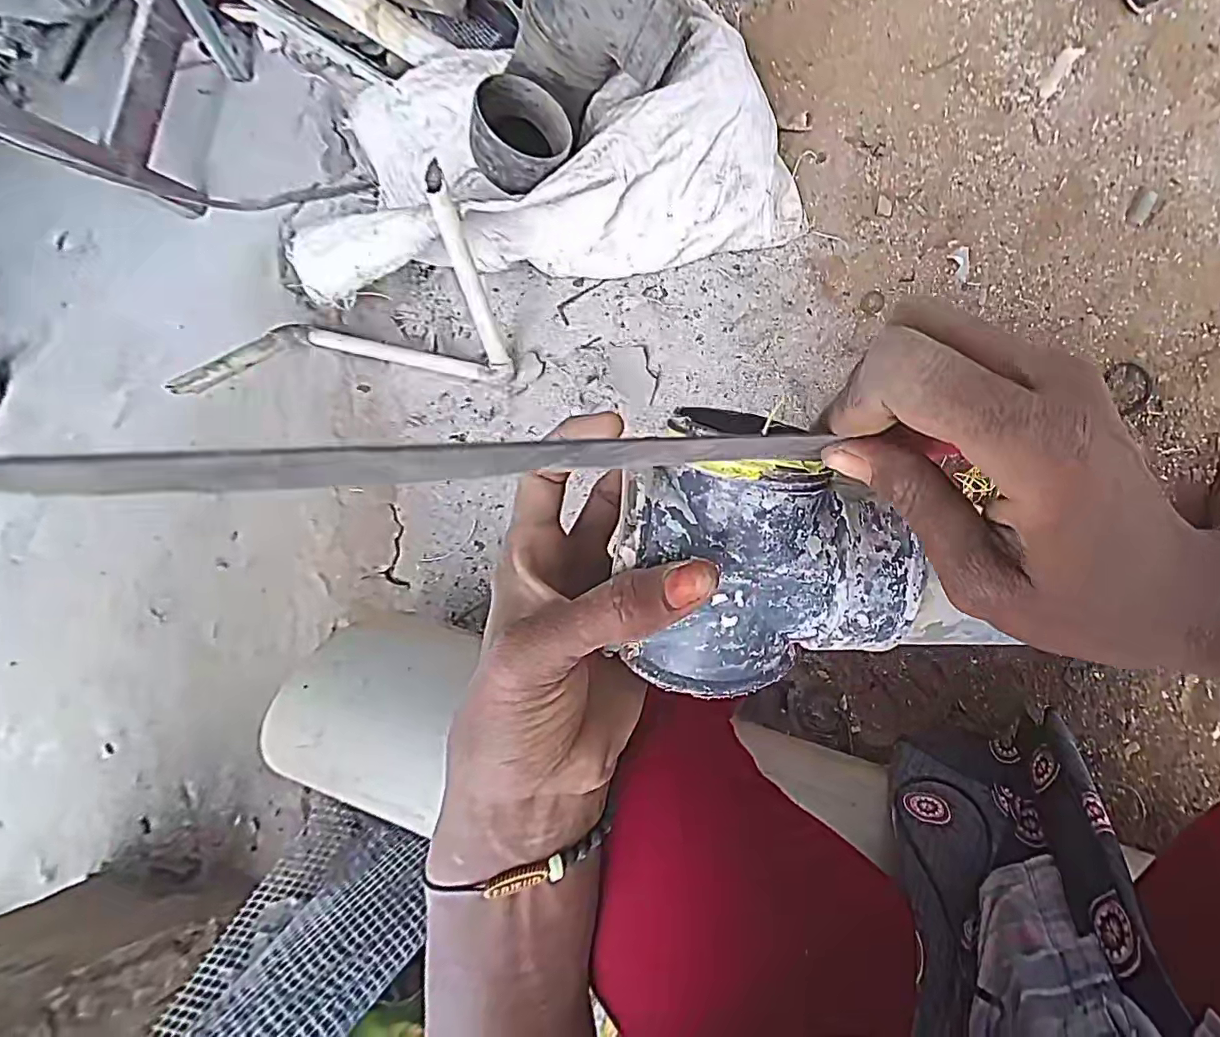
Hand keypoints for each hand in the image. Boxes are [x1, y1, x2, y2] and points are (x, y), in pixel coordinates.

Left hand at [429, 413, 717, 881]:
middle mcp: (571, 576)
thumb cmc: (502, 721)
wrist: (533, 795)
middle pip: (607, 507)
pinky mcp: (645, 638)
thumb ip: (616, 609)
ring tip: (709, 510)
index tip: (614, 424)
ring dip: (675, 531)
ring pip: (648, 550)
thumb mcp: (541, 651)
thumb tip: (694, 574)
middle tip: (681, 465)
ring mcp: (611, 606)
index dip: (573, 445)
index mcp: (528, 563)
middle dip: (639, 481)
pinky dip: (696, 583)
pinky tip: (718, 571)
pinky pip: (675, 596)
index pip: (544, 482)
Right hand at [820, 301, 1202, 669]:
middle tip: (867, 446)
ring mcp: (1060, 362)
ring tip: (899, 446)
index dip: (858, 403)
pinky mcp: (1059, 363)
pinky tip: (936, 438)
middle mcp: (1052, 379)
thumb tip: (845, 451)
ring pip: (936, 325)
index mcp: (1035, 444)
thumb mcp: (982, 579)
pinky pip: (964, 343)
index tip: (847, 451)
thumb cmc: (1086, 604)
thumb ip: (915, 503)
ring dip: (899, 380)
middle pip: (916, 328)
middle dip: (872, 383)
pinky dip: (930, 380)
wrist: (1177, 584)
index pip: (913, 370)